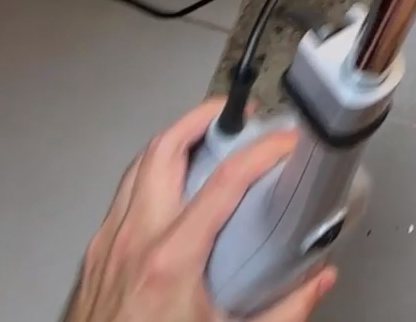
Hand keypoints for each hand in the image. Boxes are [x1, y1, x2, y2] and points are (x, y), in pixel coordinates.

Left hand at [64, 100, 336, 321]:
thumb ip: (284, 310)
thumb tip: (321, 279)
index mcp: (170, 260)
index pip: (225, 179)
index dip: (265, 149)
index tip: (289, 139)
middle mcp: (133, 242)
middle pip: (163, 150)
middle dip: (204, 118)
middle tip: (240, 114)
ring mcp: (106, 247)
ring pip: (138, 166)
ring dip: (177, 140)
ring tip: (212, 136)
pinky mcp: (93, 258)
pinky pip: (125, 194)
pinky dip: (156, 172)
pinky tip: (180, 184)